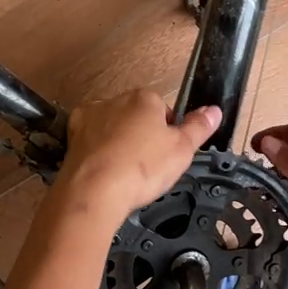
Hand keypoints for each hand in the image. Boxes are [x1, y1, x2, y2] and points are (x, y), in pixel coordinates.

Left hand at [57, 90, 220, 224]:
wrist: (95, 190)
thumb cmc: (142, 168)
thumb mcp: (182, 150)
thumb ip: (198, 128)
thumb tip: (214, 110)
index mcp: (146, 98)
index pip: (163, 110)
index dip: (168, 133)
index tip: (166, 155)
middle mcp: (117, 99)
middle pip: (136, 115)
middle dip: (142, 136)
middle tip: (147, 167)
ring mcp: (92, 115)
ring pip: (112, 125)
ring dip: (118, 141)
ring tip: (124, 172)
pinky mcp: (73, 133)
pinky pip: (90, 137)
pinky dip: (96, 149)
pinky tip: (103, 169)